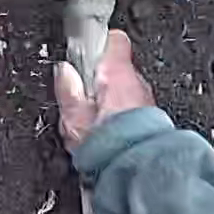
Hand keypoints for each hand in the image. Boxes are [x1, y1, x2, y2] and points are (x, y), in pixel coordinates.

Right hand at [52, 30, 153, 151]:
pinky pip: (130, 105)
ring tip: (92, 117)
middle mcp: (136, 84)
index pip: (113, 40)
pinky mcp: (150, 119)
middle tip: (81, 94)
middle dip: (96, 76)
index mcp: (117, 75)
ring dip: (107, 96)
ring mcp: (146, 101)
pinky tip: (106, 129)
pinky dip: (118, 111)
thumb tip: (64, 71)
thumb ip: (68, 90)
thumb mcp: (74, 118)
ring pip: (122, 88)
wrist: (139, 173)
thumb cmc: (109, 147)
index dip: (96, 43)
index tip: (82, 53)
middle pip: (114, 67)